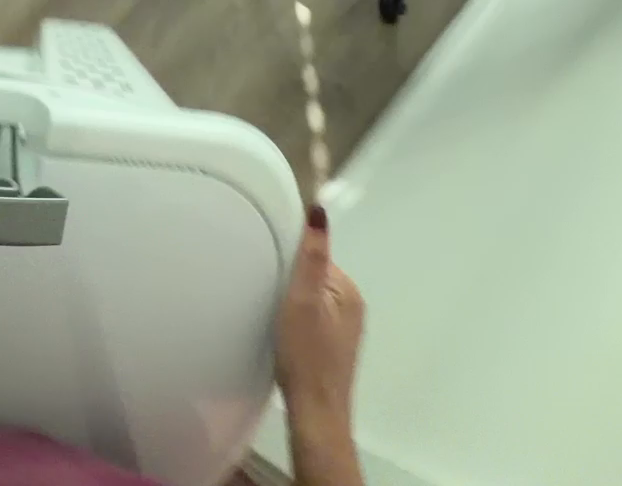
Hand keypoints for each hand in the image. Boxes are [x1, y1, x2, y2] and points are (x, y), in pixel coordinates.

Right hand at [274, 205, 364, 431]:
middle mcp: (352, 306)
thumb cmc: (305, 353)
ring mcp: (344, 327)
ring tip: (272, 314)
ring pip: (310, 295)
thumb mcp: (302, 299)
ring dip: (290, 298)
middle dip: (289, 278)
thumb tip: (319, 211)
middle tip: (268, 296)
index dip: (289, 260)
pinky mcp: (332, 344)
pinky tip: (282, 330)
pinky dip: (294, 315)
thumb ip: (311, 257)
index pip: (314, 256)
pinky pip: (310, 314)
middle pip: (312, 274)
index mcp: (349, 291)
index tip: (270, 271)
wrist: (314, 410)